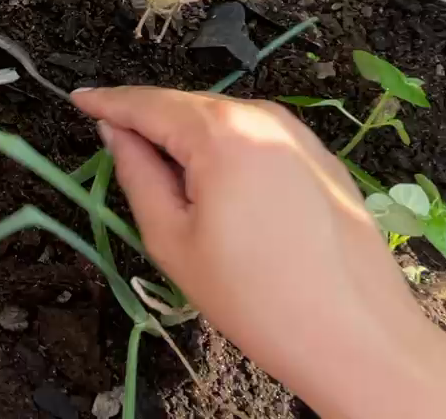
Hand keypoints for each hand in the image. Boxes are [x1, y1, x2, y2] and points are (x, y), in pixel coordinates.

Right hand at [72, 88, 445, 418]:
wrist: (367, 347)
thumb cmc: (257, 299)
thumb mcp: (172, 238)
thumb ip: (136, 172)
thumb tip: (116, 132)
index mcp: (220, 132)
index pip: (146, 104)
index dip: (107, 101)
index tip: (78, 97)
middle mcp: (260, 116)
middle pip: (183, 108)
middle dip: (147, 122)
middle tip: (117, 148)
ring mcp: (296, 133)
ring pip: (217, 120)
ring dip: (184, 138)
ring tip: (168, 179)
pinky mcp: (320, 155)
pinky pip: (251, 136)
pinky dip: (221, 148)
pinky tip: (218, 188)